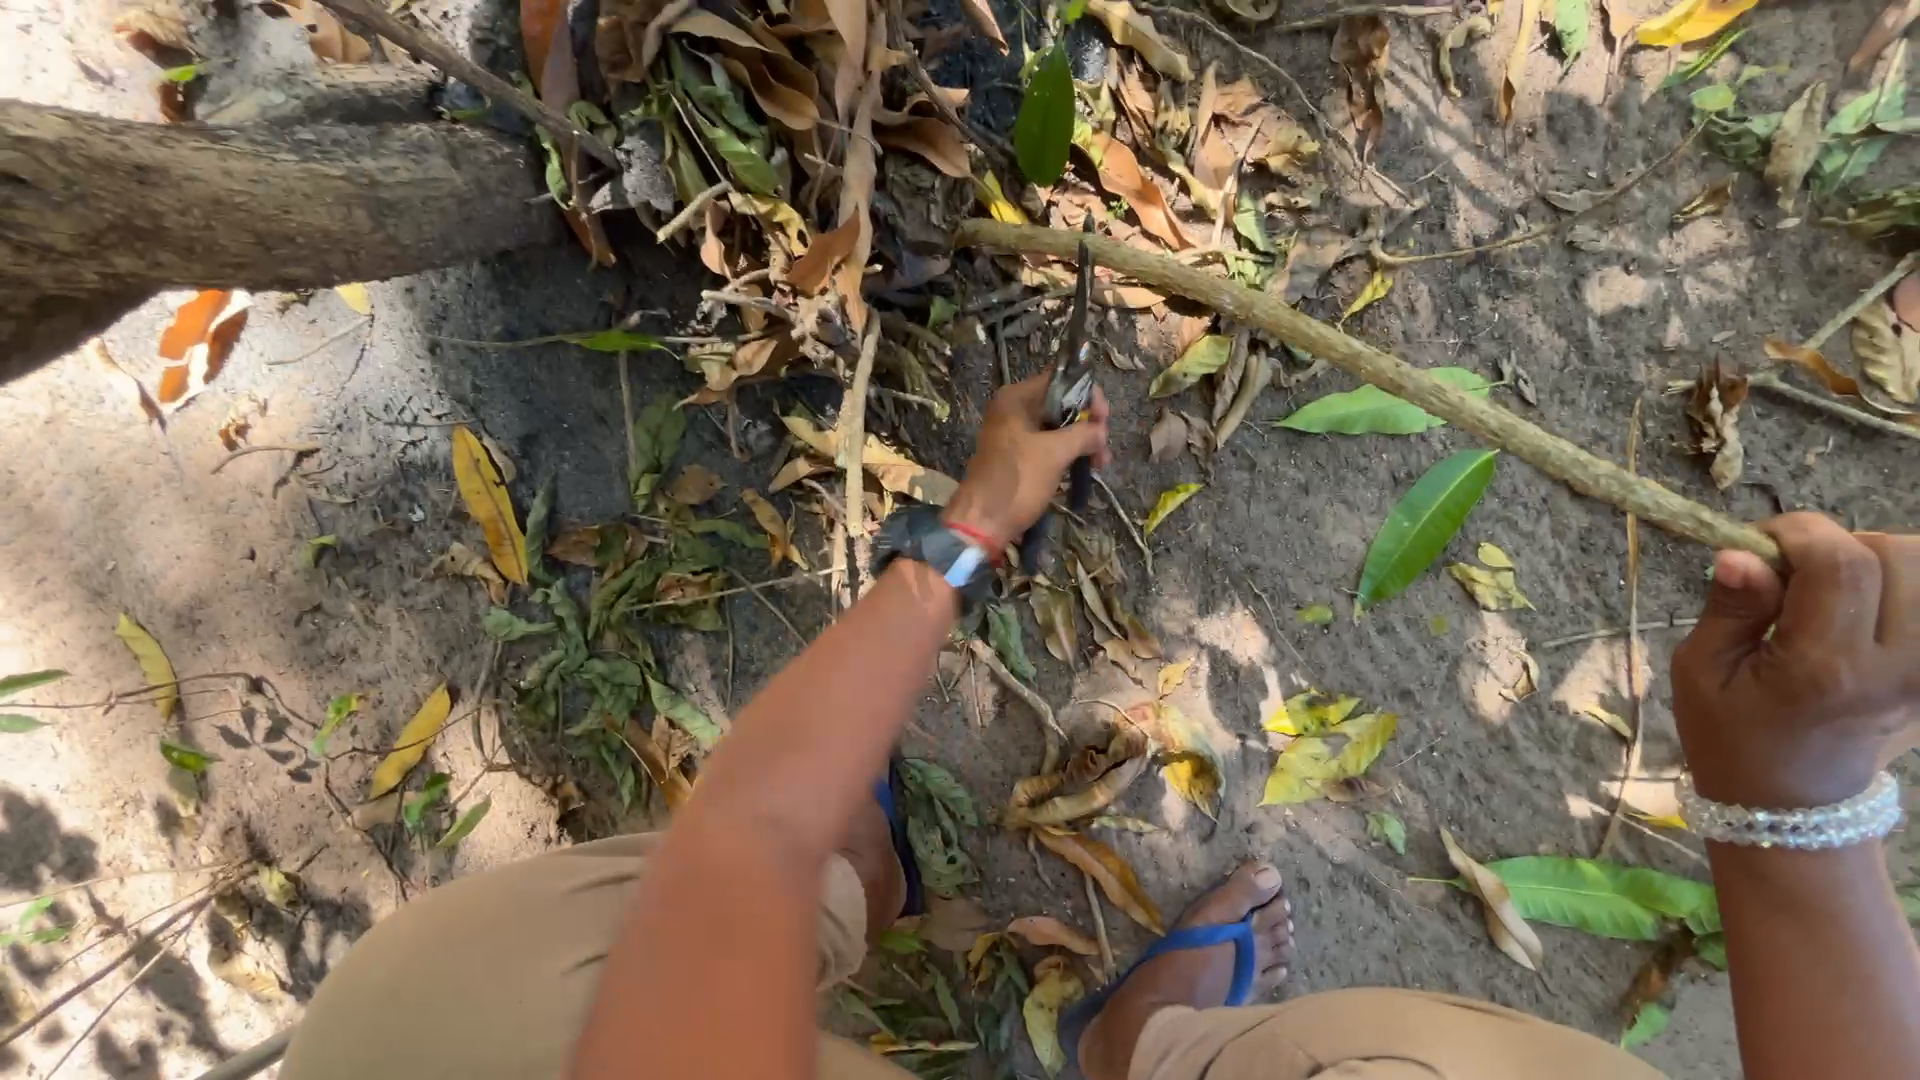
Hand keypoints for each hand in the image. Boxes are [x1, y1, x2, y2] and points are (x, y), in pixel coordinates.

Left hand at [942, 374, 1110, 549]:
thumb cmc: (1017, 481)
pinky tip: (1084, 469)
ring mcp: (1013, 434)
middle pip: (1060, 404)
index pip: (1060, 380)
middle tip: (1103, 447)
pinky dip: (1066, 454)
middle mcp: (1012, 409)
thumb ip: (1083, 434)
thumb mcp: (1055, 453)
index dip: (1088, 396)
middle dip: (1086, 423)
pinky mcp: (1016, 457)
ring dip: (1080, 442)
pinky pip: (1047, 446)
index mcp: (1015, 398)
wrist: (981, 522)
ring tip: (1100, 464)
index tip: (1105, 420)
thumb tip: (1100, 431)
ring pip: (1056, 427)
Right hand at [1672, 513, 1918, 809]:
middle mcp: (1898, 664)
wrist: (1793, 799)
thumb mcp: (1701, 669)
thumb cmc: (1728, 731)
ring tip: (1826, 586)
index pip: (1843, 564)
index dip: (1798, 532)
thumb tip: (1740, 552)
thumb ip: (1731, 608)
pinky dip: (1898, 589)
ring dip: (1875, 561)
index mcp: (1825, 665)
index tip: (1754, 541)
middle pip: (1901, 555)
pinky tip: (1859, 606)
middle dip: (1840, 544)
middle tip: (1789, 569)